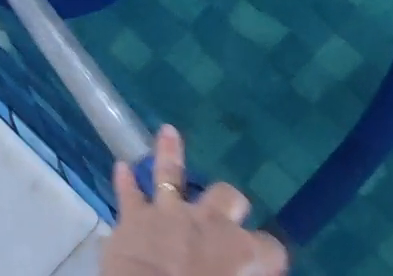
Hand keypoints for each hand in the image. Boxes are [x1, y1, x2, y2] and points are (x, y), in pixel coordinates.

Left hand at [99, 126, 288, 275]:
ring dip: (170, 152)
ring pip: (170, 173)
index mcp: (241, 251)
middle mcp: (208, 222)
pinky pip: (128, 191)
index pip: (271, 248)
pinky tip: (121, 166)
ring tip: (168, 131)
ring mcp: (168, 212)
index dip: (270, 257)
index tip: (267, 266)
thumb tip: (244, 270)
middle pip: (227, 197)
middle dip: (231, 201)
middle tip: (231, 206)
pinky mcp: (133, 215)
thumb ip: (241, 273)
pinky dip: (125, 180)